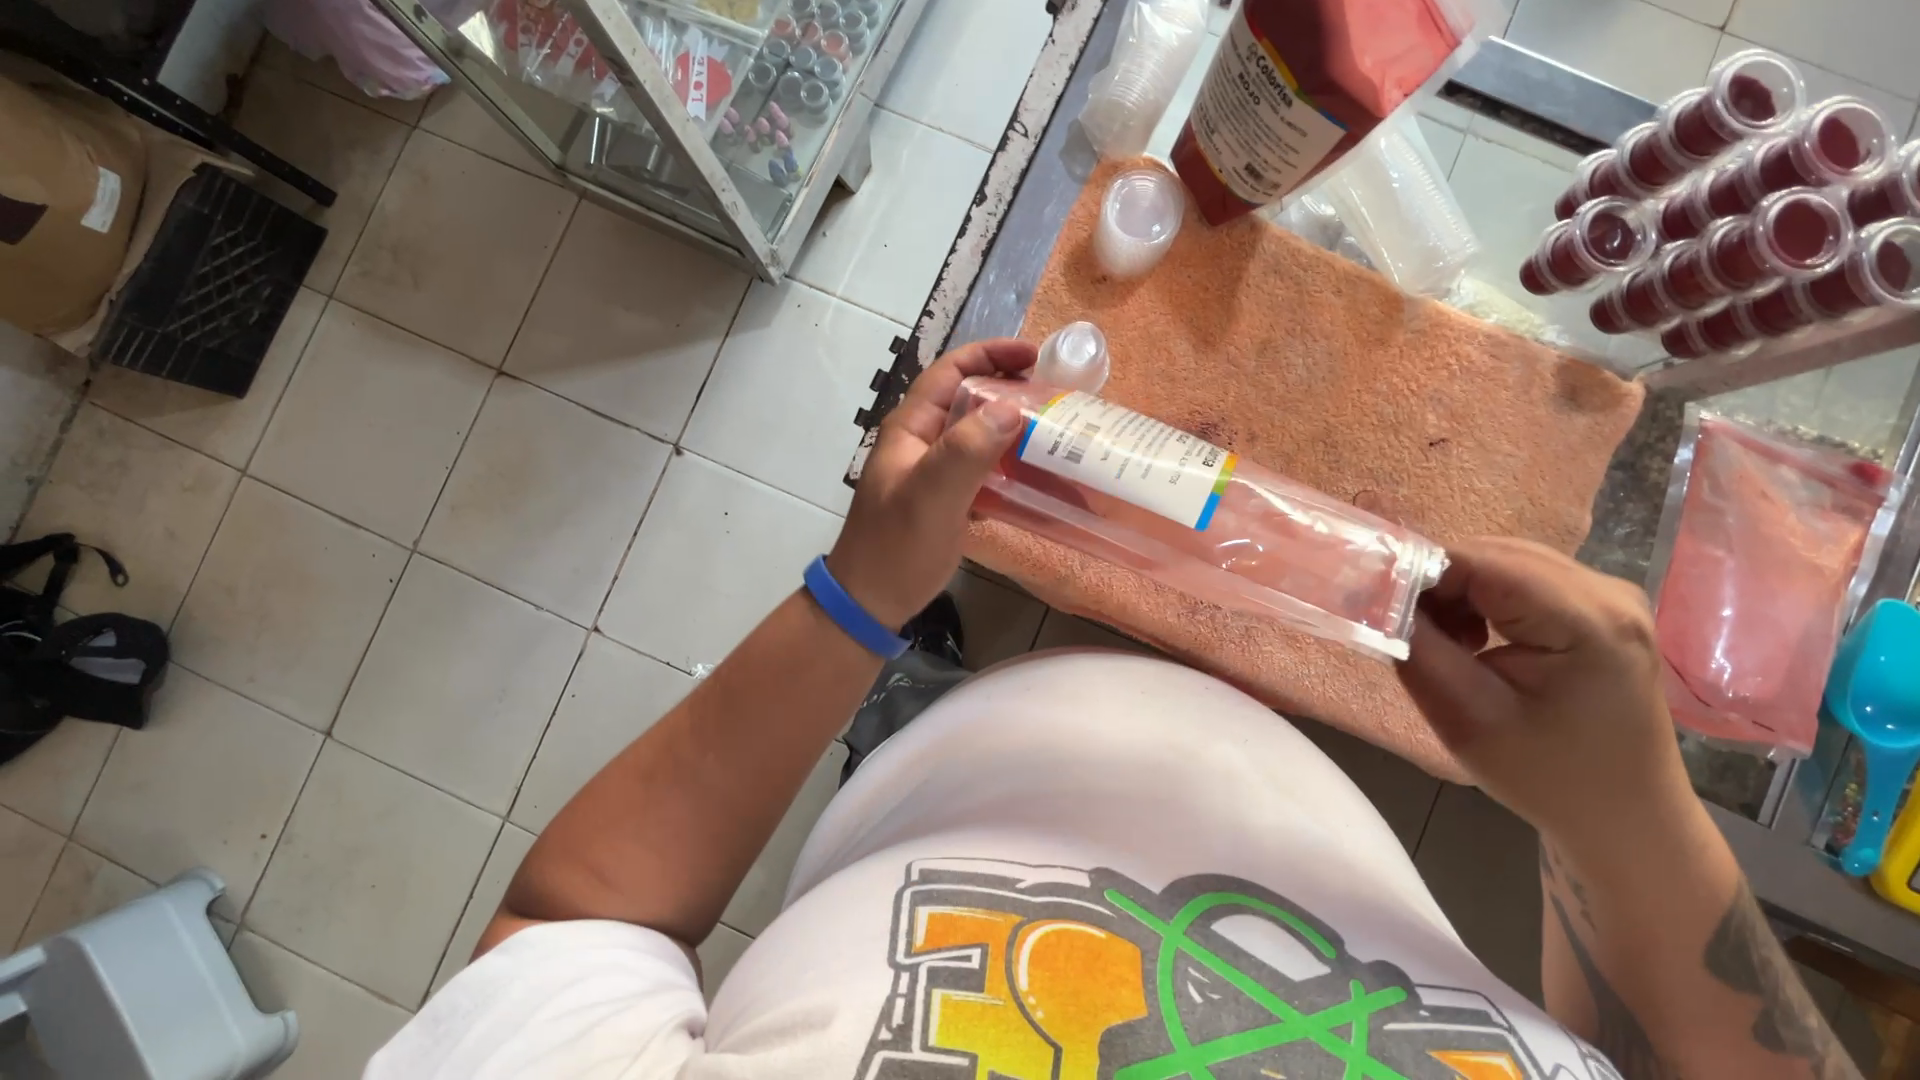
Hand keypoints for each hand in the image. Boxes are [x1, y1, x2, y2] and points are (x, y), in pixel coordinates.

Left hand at [826, 339, 1034, 628]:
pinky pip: (985, 470)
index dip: (990, 355)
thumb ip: (966, 451)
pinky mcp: (948, 498)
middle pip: (971, 399)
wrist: (871, 602)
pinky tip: (1041, 478)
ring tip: (1059, 435)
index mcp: (911, 428)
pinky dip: (1012, 467)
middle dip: (1012, 393)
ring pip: (981, 435)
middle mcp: (923, 441)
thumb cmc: (895, 548)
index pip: (951, 372)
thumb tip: (1011, 409)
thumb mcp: (930, 497)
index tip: (1035, 358)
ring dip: (1016, 431)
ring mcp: (935, 471)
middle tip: (1057, 399)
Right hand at [1396, 537, 1694, 855]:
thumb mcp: (1465, 716)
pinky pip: (1523, 579)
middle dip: (1436, 584)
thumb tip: (1379, 594)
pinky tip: (1476, 640)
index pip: (1476, 560)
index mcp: (1586, 617)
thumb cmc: (1545, 777)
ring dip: (1458, 592)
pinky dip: (1483, 599)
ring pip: (1503, 562)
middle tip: (1408, 633)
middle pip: (1491, 554)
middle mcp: (1608, 590)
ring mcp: (1612, 595)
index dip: (1415, 574)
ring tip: (1444, 643)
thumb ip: (1417, 646)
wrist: (1625, 820)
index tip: (1376, 608)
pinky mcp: (1603, 608)